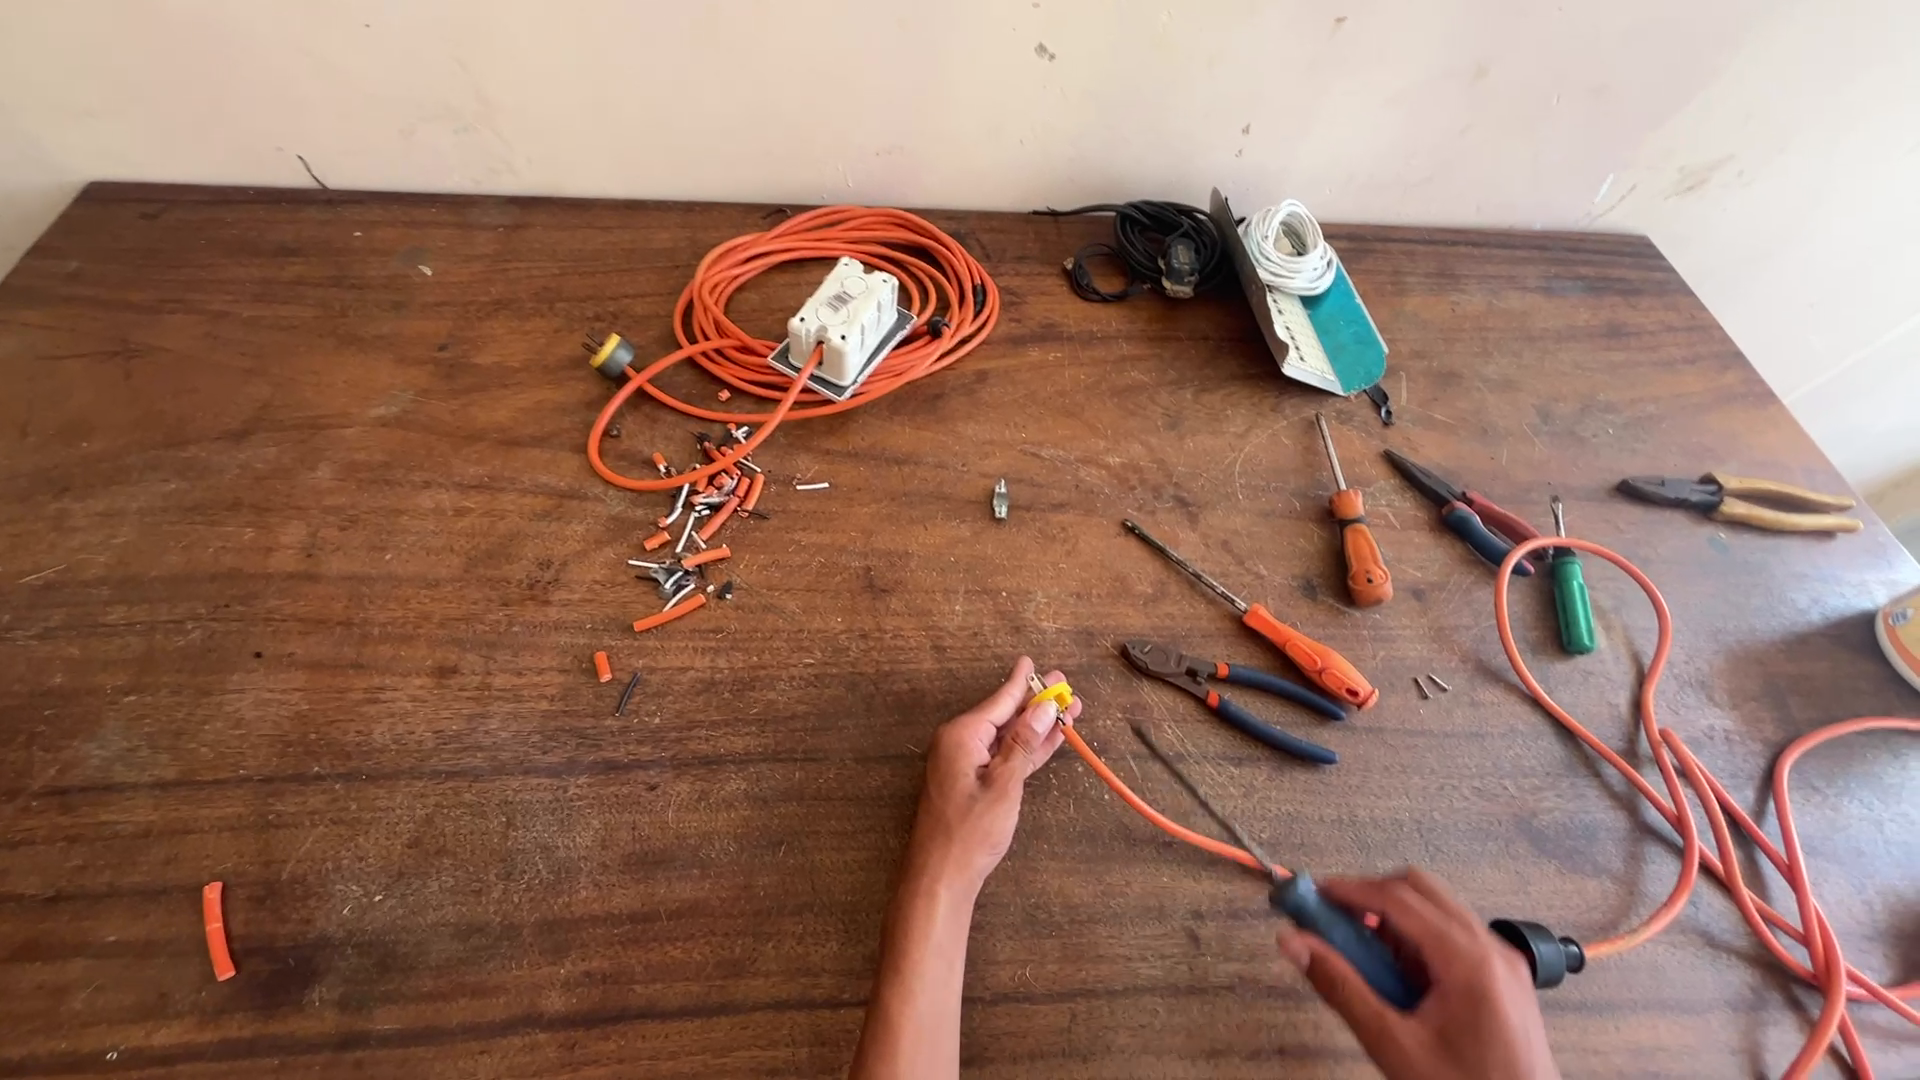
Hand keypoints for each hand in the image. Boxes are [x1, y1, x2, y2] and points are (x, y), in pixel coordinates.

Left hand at [904, 656, 1082, 894]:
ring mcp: (966, 763)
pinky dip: (1026, 749)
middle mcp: (960, 743)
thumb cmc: (970, 831)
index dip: (1023, 683)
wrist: (941, 876)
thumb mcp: (1005, 784)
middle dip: (1036, 702)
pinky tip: (1050, 740)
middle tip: (1065, 686)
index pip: (1000, 701)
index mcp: (962, 735)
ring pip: (1007, 736)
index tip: (1033, 662)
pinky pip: (1003, 756)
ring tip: (1068, 710)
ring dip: (1036, 726)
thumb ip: (1025, 744)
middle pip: (1005, 715)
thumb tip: (1043, 707)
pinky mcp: (973, 782)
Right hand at [1275, 869, 1560, 1079]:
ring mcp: (1504, 959)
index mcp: (1469, 960)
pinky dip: (1416, 933)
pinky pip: (1452, 930)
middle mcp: (1492, 947)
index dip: (1347, 889)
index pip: (1397, 897)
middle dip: (1370, 894)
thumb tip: (1290, 941)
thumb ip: (1339, 986)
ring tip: (1361, 948)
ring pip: (1435, 905)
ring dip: (1392, 914)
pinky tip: (1396, 970)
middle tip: (1333, 918)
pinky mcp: (1506, 975)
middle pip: (1418, 887)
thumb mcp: (1393, 1045)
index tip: (1309, 895)